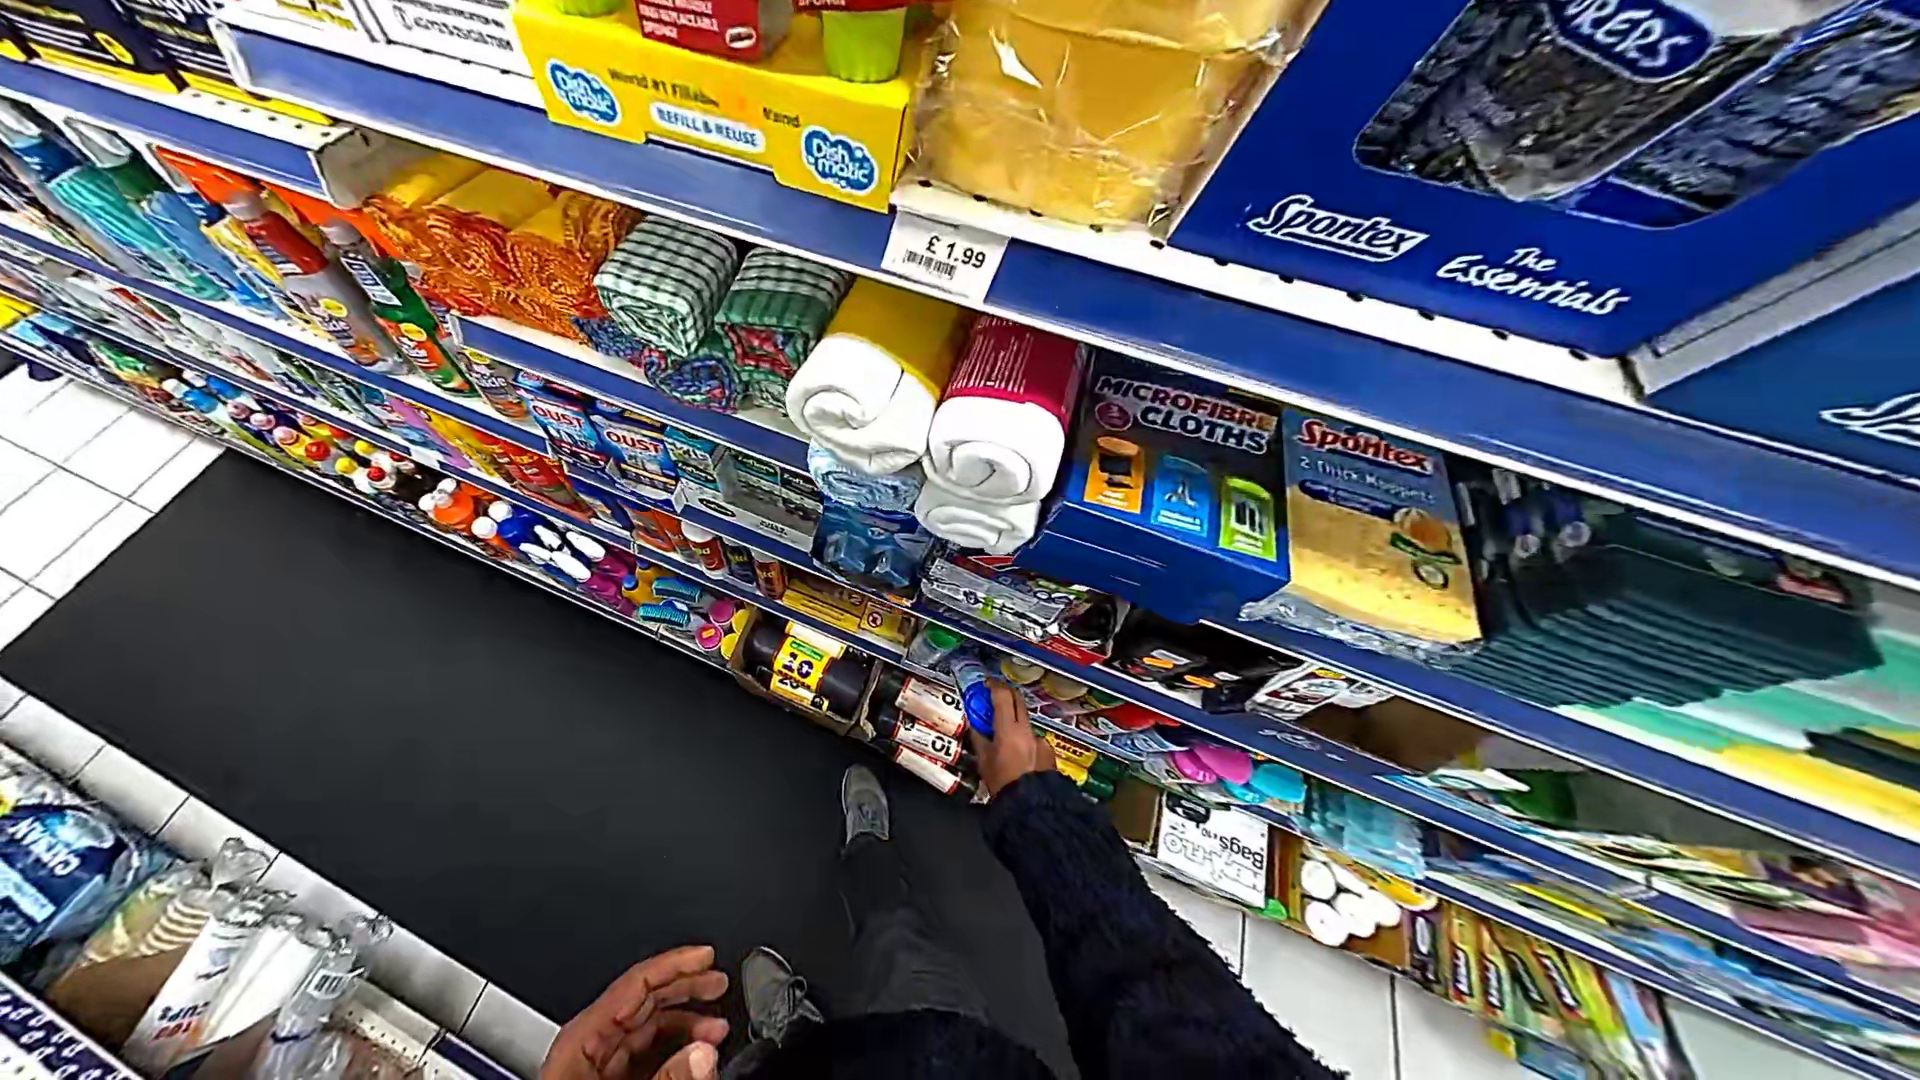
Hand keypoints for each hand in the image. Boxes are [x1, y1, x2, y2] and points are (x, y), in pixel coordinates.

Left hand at [540, 945, 730, 1079]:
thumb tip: (704, 1050)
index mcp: (580, 1043)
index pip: (635, 983)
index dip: (675, 963)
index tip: (706, 957)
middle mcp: (587, 1050)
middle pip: (644, 1000)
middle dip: (686, 990)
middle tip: (718, 984)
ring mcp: (594, 1071)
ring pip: (648, 1027)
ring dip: (685, 1023)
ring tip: (716, 1028)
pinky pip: (645, 1055)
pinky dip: (675, 1049)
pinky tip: (696, 1054)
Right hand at [970, 679, 1055, 795]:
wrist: (1031, 807)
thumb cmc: (1003, 785)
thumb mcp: (984, 761)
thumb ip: (979, 739)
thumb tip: (975, 726)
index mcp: (1008, 729)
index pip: (1002, 696)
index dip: (994, 685)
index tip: (987, 682)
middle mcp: (1026, 730)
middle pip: (1018, 700)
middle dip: (1007, 694)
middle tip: (996, 695)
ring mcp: (1040, 739)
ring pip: (1026, 721)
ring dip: (1016, 720)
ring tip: (1005, 735)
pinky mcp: (1049, 751)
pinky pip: (1035, 739)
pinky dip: (1026, 740)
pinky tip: (1021, 754)